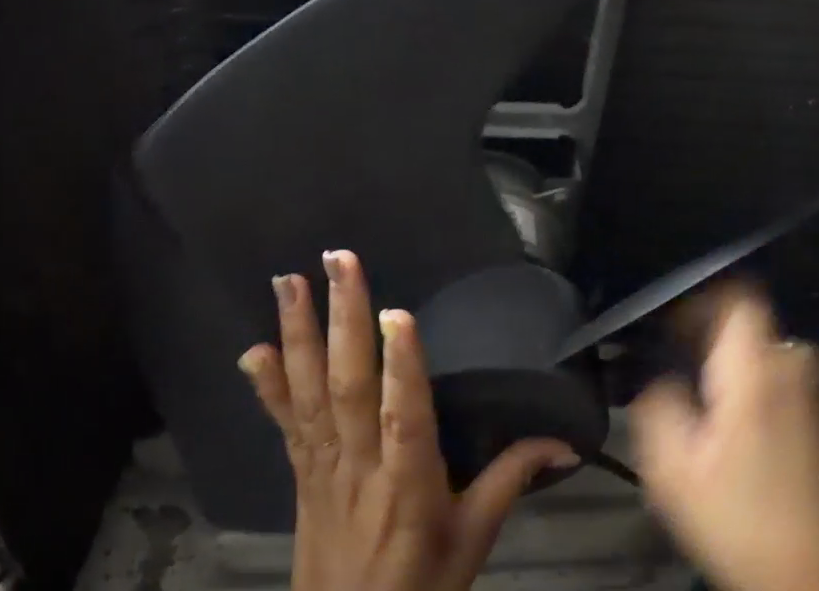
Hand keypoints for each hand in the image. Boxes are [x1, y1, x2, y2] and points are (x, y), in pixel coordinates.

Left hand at [238, 250, 578, 590]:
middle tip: (339, 261)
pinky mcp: (302, 473)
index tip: (398, 314)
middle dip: (344, 319)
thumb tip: (565, 441)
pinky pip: (284, 423)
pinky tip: (253, 347)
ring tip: (288, 281)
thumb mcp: (474, 537)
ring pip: (309, 392)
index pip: (405, 418)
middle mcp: (360, 466)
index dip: (402, 367)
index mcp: (409, 484)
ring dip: (298, 334)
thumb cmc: (421, 584)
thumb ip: (511, 479)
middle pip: (349, 387)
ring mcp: (324, 467)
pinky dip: (268, 385)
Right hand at [629, 286, 818, 590]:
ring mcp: (818, 394)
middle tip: (677, 373)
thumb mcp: (675, 472)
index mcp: (757, 367)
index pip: (736, 296)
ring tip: (702, 407)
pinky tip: (736, 438)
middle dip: (710, 344)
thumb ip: (656, 408)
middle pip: (748, 328)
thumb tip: (661, 380)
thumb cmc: (745, 520)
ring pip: (764, 357)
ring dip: (733, 372)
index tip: (670, 328)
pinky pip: (782, 382)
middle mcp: (795, 367)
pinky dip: (756, 393)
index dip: (699, 301)